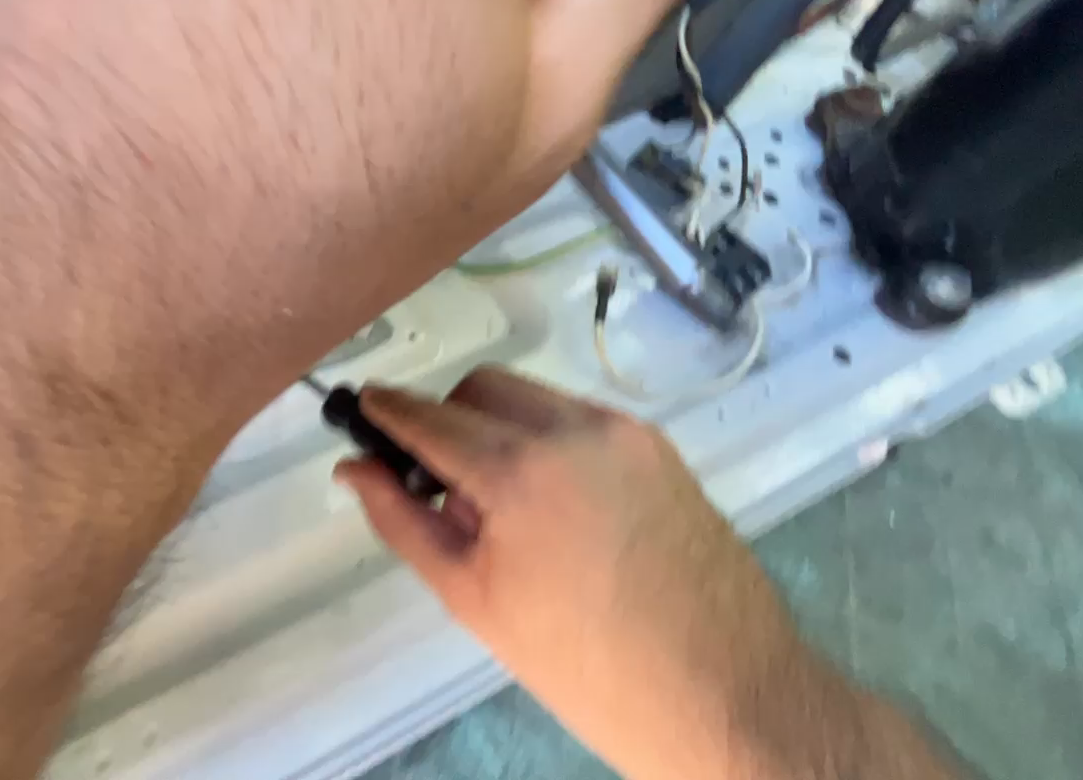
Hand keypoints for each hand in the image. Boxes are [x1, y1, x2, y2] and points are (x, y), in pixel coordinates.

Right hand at [336, 370, 817, 779]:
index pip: (429, 417)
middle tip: (441, 479)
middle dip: (445, 417)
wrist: (729, 696)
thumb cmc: (583, 663)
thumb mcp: (472, 597)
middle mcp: (572, 430)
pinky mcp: (657, 444)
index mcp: (519, 472)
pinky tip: (554, 501)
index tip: (360, 403)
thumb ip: (401, 519)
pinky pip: (574, 416)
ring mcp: (622, 431)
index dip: (386, 407)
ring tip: (504, 499)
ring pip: (528, 394)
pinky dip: (543, 437)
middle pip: (479, 387)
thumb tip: (353, 468)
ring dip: (494, 425)